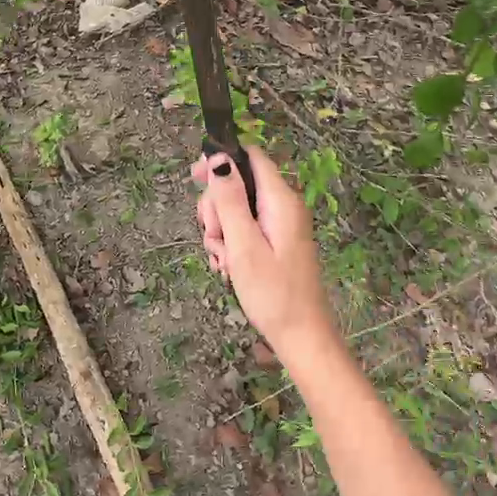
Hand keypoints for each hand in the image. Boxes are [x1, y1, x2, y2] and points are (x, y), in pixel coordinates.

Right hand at [192, 146, 333, 354]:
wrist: (302, 340)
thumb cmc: (273, 293)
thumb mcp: (243, 244)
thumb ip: (229, 199)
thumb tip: (218, 157)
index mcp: (280, 200)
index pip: (250, 156)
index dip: (221, 159)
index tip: (194, 178)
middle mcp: (282, 207)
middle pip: (237, 183)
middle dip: (216, 206)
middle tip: (213, 235)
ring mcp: (278, 226)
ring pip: (235, 208)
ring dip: (220, 230)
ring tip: (222, 259)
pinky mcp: (274, 243)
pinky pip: (243, 229)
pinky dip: (229, 243)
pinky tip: (227, 266)